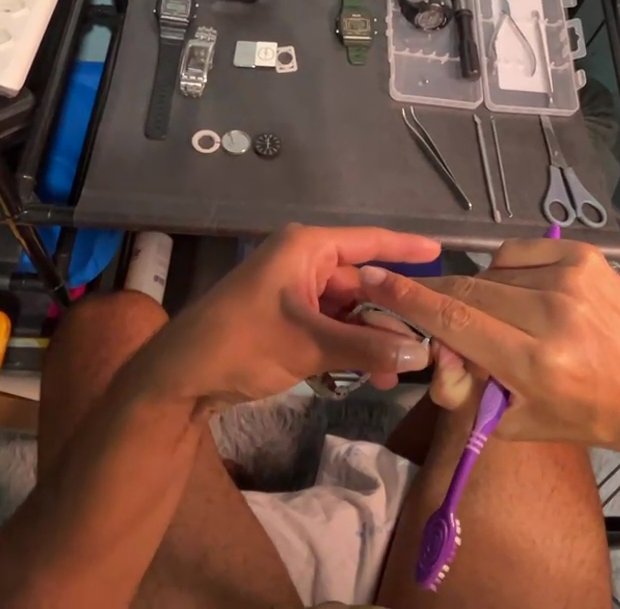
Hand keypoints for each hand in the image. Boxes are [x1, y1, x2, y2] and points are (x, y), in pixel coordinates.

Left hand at [140, 224, 438, 410]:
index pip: (368, 242)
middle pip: (361, 282)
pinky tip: (374, 374)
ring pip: (348, 311)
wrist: (179, 377)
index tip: (440, 252)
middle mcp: (303, 262)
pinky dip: (350, 348)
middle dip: (392, 314)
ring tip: (402, 372)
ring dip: (372, 338)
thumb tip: (422, 354)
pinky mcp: (286, 320)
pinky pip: (331, 328)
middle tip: (431, 339)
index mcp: (306, 248)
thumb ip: (367, 347)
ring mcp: (294, 292)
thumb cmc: (242, 342)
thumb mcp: (309, 344)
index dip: (405, 248)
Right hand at [358, 239, 619, 452]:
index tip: (372, 278)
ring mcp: (571, 279)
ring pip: (490, 273)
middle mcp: (553, 315)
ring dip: (483, 292)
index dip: (406, 299)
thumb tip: (431, 347)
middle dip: (437, 295)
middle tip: (427, 305)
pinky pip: (516, 253)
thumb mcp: (518, 421)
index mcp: (536, 364)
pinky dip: (509, 273)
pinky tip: (529, 296)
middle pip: (467, 290)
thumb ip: (464, 387)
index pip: (454, 320)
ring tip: (508, 319)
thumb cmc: (584, 414)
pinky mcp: (584, 256)